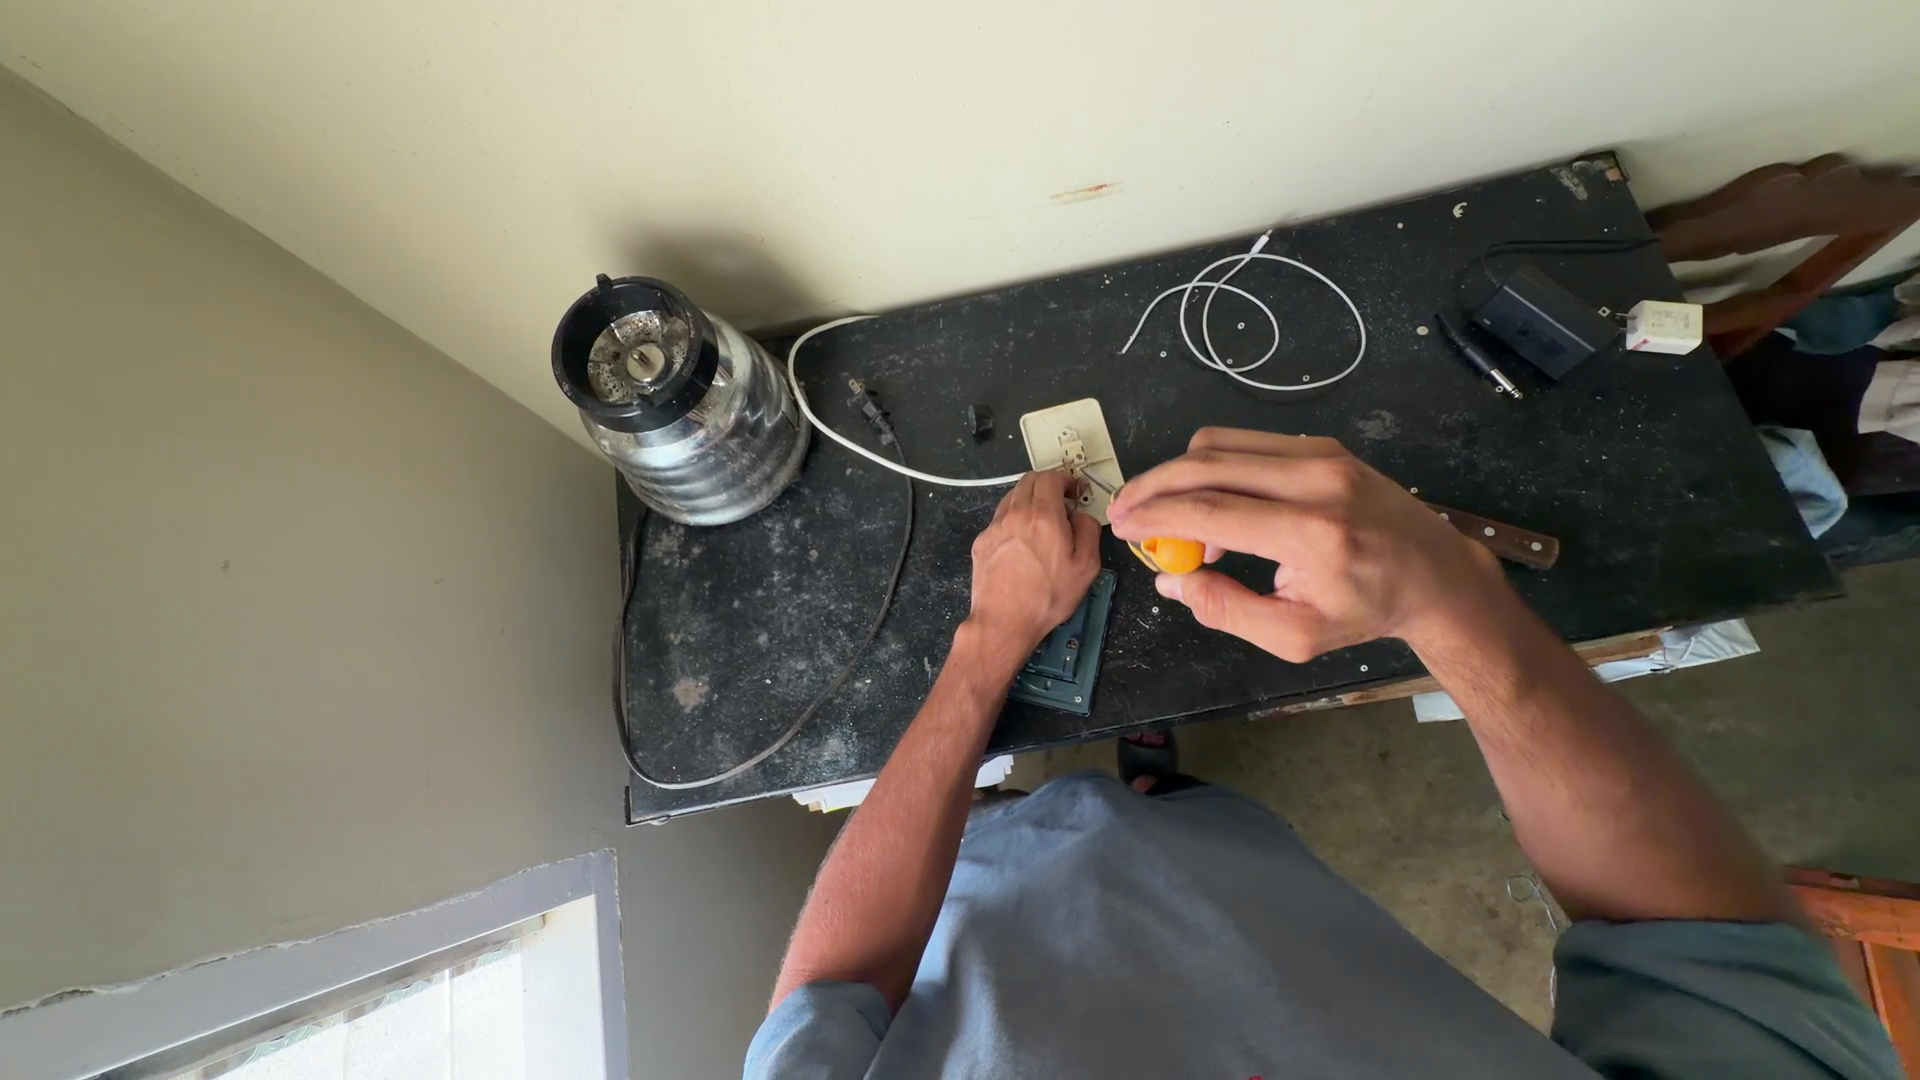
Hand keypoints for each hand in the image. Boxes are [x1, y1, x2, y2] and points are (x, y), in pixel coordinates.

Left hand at [967, 470, 1102, 653]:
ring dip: (1029, 499)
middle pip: (1029, 480)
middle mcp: (1015, 514)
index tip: (1074, 491)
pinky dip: (1014, 519)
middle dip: (1048, 484)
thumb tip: (1081, 515)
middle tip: (1061, 501)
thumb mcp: (1086, 567)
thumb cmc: (1047, 597)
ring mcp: (995, 527)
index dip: (1066, 479)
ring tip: (1042, 521)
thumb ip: (1089, 530)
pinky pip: (1000, 518)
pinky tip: (1022, 541)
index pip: (1051, 477)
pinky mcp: (982, 541)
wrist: (1003, 621)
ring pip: (1012, 497)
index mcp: (1043, 516)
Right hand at [1106, 428, 1500, 660]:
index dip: (1154, 516)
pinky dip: (1208, 468)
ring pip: (1217, 445)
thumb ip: (1225, 609)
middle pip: (1204, 465)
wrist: (1434, 572)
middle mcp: (1315, 481)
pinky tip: (1208, 502)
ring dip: (1176, 475)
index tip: (1121, 526)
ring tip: (1168, 516)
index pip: (1210, 511)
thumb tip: (1170, 579)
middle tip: (1122, 511)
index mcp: (1312, 535)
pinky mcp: (1320, 444)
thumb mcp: (1294, 635)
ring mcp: (1320, 454)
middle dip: (1151, 487)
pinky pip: (1241, 443)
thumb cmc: (1364, 611)